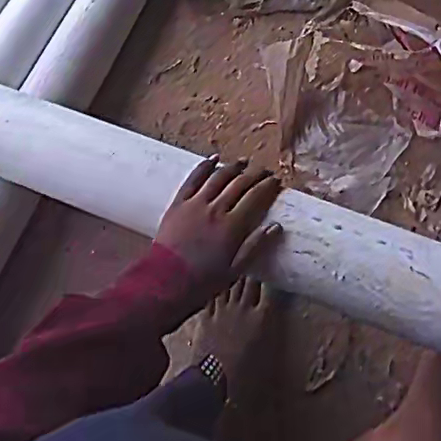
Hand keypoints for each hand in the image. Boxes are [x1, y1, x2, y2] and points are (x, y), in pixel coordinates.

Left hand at [154, 157, 282, 281]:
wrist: (164, 281)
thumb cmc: (202, 281)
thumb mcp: (235, 270)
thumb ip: (255, 246)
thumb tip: (276, 227)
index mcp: (232, 226)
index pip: (255, 197)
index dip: (267, 186)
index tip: (275, 181)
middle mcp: (215, 209)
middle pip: (239, 184)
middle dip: (255, 174)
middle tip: (264, 171)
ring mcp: (195, 203)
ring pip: (218, 177)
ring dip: (233, 167)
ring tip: (244, 162)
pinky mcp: (179, 203)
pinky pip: (193, 179)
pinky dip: (205, 166)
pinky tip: (214, 159)